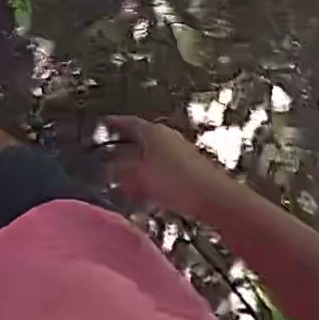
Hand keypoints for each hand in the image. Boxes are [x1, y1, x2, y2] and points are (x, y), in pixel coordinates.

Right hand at [106, 116, 239, 220]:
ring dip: (139, 164)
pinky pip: (163, 167)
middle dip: (125, 148)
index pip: (129, 123)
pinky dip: (152, 175)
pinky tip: (148, 190)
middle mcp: (167, 136)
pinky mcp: (189, 167)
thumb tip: (109, 169)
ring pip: (152, 154)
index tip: (105, 123)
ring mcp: (180, 150)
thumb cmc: (176, 182)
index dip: (115, 124)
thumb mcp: (140, 177)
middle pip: (140, 138)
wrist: (212, 197)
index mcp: (153, 131)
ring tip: (126, 179)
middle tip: (111, 155)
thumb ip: (121, 172)